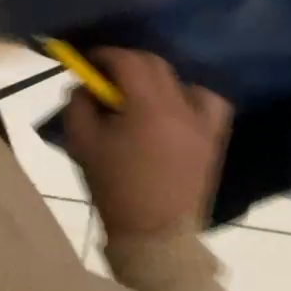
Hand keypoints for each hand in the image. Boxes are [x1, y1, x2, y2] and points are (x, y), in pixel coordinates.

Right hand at [63, 48, 232, 236]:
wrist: (153, 235)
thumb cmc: (113, 187)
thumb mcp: (81, 142)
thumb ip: (78, 103)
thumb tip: (85, 85)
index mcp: (147, 108)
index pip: (127, 61)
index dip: (105, 55)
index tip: (88, 61)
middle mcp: (180, 109)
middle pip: (154, 64)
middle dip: (127, 62)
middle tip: (106, 75)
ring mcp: (201, 125)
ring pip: (181, 80)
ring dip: (156, 78)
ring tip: (139, 92)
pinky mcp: (211, 141)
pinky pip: (209, 104)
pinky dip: (191, 96)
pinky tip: (175, 106)